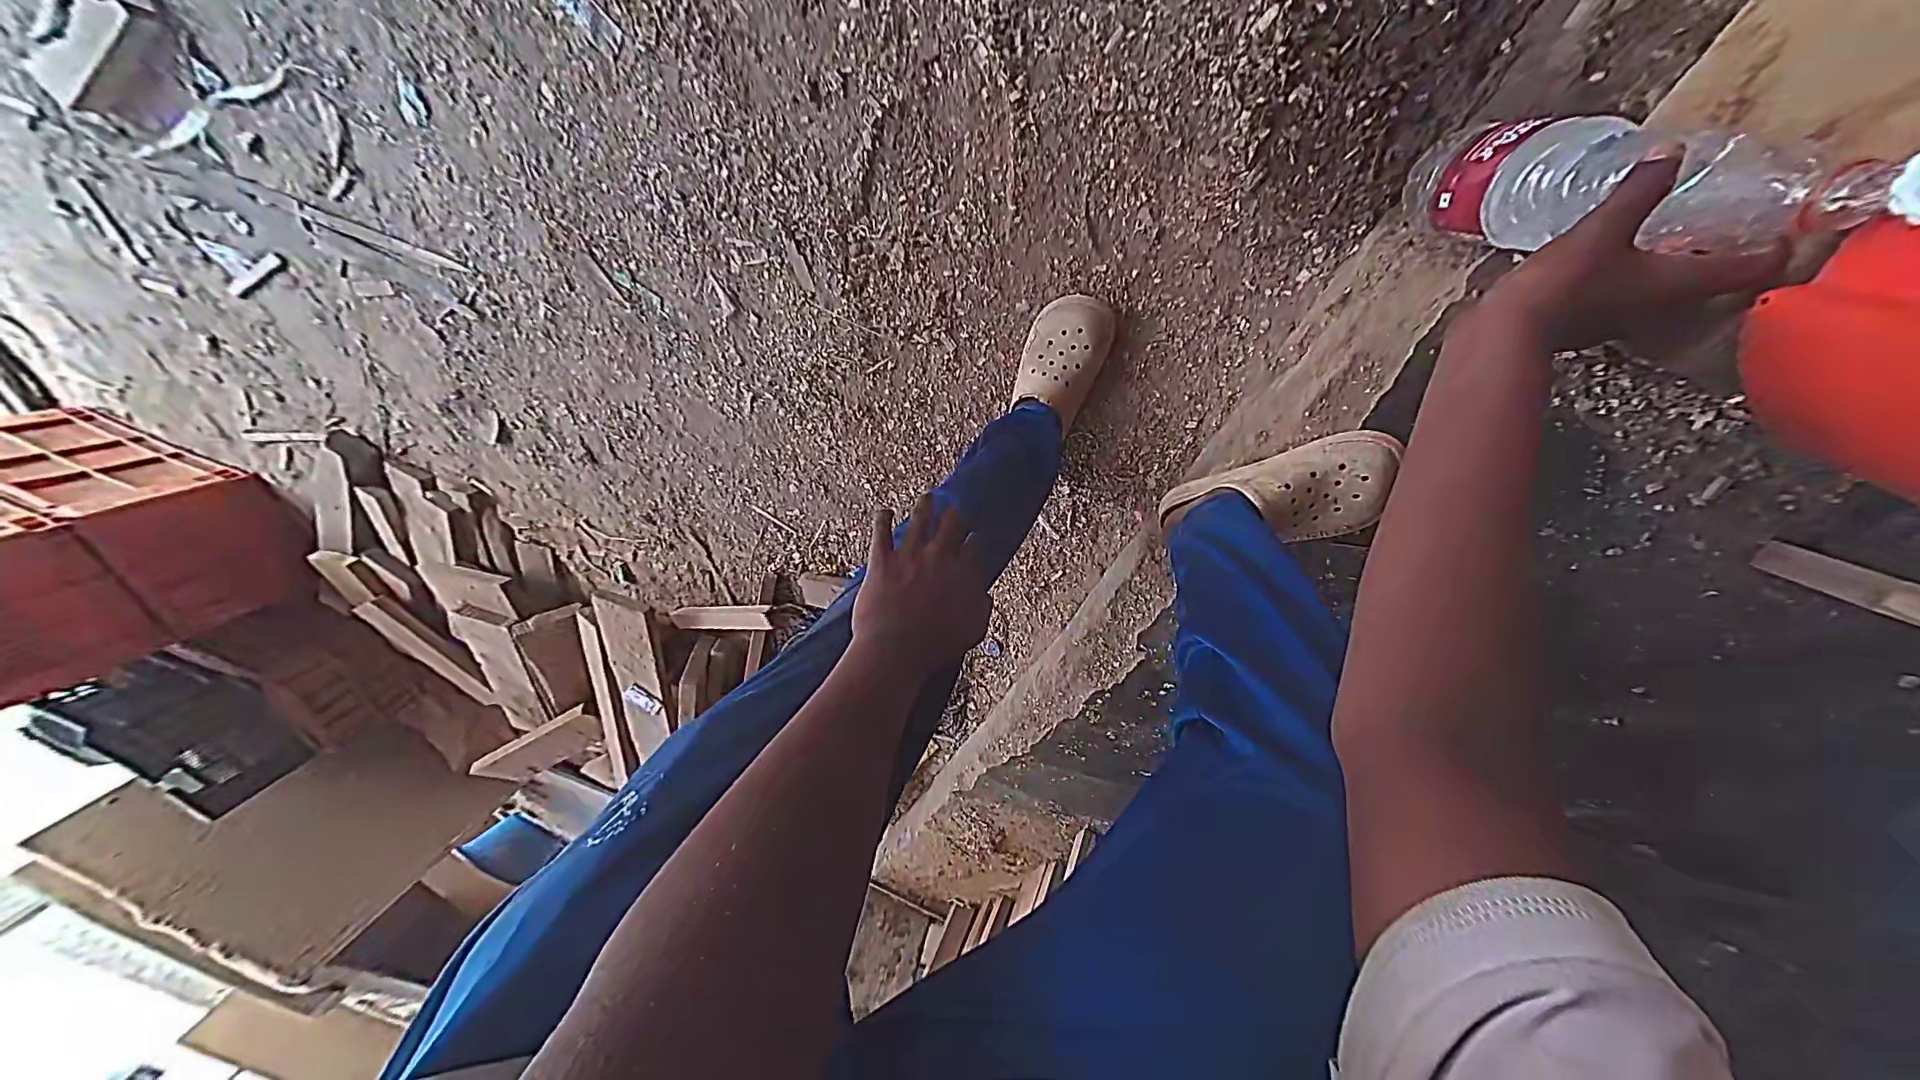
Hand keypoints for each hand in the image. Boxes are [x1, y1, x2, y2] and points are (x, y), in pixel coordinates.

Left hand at [852, 495, 990, 673]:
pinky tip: (884, 511)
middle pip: (951, 524)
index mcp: (962, 573)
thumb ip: (982, 608)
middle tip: (955, 512)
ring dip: (925, 507)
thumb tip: (985, 596)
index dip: (975, 540)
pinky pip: (881, 532)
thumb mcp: (972, 631)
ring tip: (927, 498)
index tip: (975, 538)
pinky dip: (882, 519)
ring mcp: (909, 555)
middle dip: (955, 516)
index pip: (974, 546)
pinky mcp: (882, 560)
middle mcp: (938, 557)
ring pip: (920, 520)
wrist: (895, 649)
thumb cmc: (935, 646)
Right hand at [1481, 143, 1790, 350]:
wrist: (1503, 333)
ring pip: (1665, 291)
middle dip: (1720, 255)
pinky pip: (1623, 298)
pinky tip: (1609, 265)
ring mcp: (1619, 319)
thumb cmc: (1560, 285)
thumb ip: (1638, 191)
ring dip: (1671, 268)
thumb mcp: (1601, 228)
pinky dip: (1628, 280)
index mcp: (1679, 282)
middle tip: (1722, 226)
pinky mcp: (1585, 324)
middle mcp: (1659, 306)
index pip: (1755, 266)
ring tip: (1663, 240)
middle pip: (1710, 281)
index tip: (1782, 227)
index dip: (1777, 245)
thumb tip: (1668, 151)